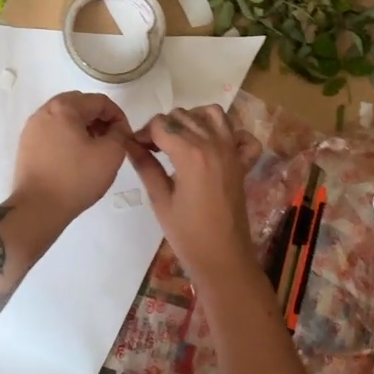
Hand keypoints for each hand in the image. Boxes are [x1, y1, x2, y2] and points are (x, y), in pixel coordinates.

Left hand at [12, 92, 132, 222]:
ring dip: (83, 127)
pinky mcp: (26, 144)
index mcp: (64, 107)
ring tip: (94, 149)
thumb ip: (120, 133)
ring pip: (65, 118)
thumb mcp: (110, 154)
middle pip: (80, 105)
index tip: (125, 136)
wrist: (37, 207)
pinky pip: (52, 131)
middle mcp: (45, 111)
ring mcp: (32, 127)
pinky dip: (67, 137)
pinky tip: (75, 157)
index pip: (99, 101)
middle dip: (99, 119)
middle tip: (110, 139)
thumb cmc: (76, 178)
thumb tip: (117, 127)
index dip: (118, 116)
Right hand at [124, 105, 262, 287]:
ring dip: (193, 120)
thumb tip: (129, 144)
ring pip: (212, 114)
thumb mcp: (160, 200)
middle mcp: (213, 144)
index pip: (160, 124)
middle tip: (153, 149)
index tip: (137, 148)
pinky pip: (243, 135)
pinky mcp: (243, 162)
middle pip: (183, 115)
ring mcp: (232, 151)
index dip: (144, 133)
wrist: (223, 259)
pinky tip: (215, 146)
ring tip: (181, 140)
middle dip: (164, 126)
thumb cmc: (187, 235)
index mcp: (190, 153)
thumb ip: (145, 166)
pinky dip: (230, 133)